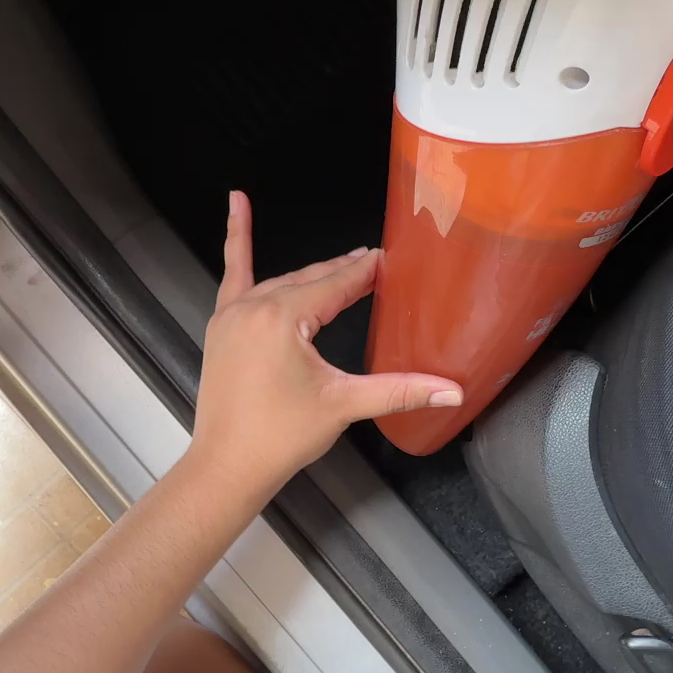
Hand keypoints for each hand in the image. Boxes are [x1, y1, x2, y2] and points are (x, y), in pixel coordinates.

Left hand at [185, 191, 460, 499]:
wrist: (227, 466)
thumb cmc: (279, 438)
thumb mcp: (343, 405)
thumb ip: (398, 390)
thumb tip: (451, 391)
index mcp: (283, 318)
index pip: (336, 285)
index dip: (365, 273)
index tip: (387, 261)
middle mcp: (253, 307)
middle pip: (309, 279)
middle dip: (343, 272)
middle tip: (374, 266)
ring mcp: (231, 315)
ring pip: (280, 281)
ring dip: (310, 273)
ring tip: (340, 263)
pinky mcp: (221, 328)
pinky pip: (233, 276)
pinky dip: (236, 243)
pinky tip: (235, 205)